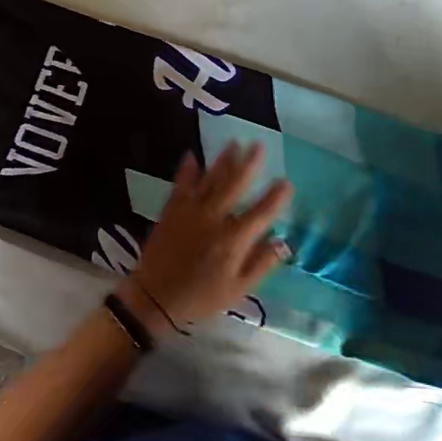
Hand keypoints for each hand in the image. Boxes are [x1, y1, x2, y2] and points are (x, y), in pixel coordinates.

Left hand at [118, 142, 291, 334]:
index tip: (287, 182)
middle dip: (249, 164)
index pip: (262, 213)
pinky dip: (187, 170)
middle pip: (235, 185)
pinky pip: (181, 185)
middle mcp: (214, 219)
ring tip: (234, 142)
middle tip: (259, 145)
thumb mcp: (238, 289)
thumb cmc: (200, 297)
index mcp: (234, 240)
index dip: (276, 197)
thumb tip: (283, 243)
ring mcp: (190, 212)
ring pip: (210, 179)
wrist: (155, 297)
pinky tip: (191, 156)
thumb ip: (261, 264)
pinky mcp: (171, 211)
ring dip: (222, 160)